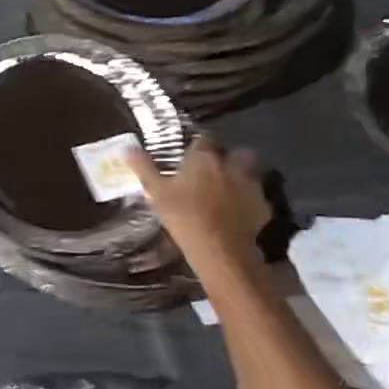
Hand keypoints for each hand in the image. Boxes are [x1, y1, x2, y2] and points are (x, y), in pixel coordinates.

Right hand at [126, 135, 270, 269]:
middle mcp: (231, 164)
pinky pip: (256, 198)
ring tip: (227, 194)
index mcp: (204, 157)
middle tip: (213, 173)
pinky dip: (248, 203)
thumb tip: (126, 148)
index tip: (189, 157)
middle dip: (227, 159)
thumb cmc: (183, 216)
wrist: (219, 249)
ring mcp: (250, 184)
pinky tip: (238, 215)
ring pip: (249, 173)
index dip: (197, 147)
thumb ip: (144, 168)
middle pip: (235, 153)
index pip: (203, 139)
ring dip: (240, 179)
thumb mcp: (156, 192)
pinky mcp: (262, 206)